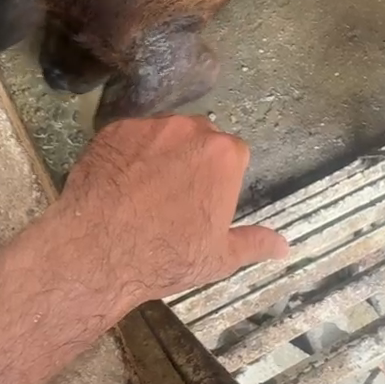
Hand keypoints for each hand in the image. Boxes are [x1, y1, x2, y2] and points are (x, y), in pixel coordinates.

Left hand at [34, 115, 287, 325]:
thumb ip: (256, 243)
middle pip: (200, 137)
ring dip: (160, 153)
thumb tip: (285, 246)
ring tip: (144, 191)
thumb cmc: (167, 255)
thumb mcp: (220, 257)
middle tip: (175, 196)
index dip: (221, 178)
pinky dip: (127, 154)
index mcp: (225, 155)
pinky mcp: (113, 130)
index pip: (234, 154)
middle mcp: (190, 129)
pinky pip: (129, 137)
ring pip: (163, 133)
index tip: (206, 200)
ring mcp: (149, 126)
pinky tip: (119, 184)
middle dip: (193, 160)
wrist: (99, 250)